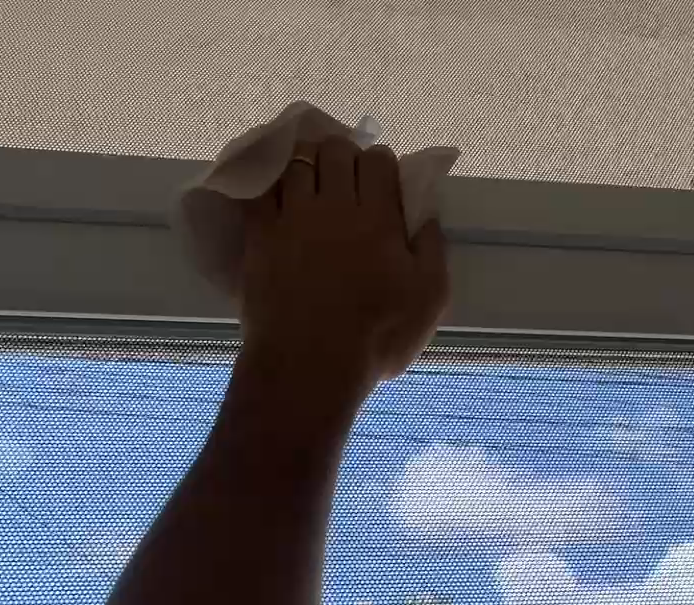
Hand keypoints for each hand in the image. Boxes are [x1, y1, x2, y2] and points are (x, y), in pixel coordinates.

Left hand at [236, 136, 449, 418]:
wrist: (311, 364)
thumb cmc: (378, 337)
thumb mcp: (430, 299)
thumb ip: (433, 250)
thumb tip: (427, 214)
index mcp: (378, 217)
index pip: (378, 161)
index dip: (382, 167)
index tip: (383, 188)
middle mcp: (334, 205)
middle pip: (336, 150)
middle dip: (344, 157)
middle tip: (347, 183)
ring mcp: (292, 217)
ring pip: (297, 161)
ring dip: (308, 164)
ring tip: (312, 184)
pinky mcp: (260, 236)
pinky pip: (261, 189)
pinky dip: (271, 182)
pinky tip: (278, 194)